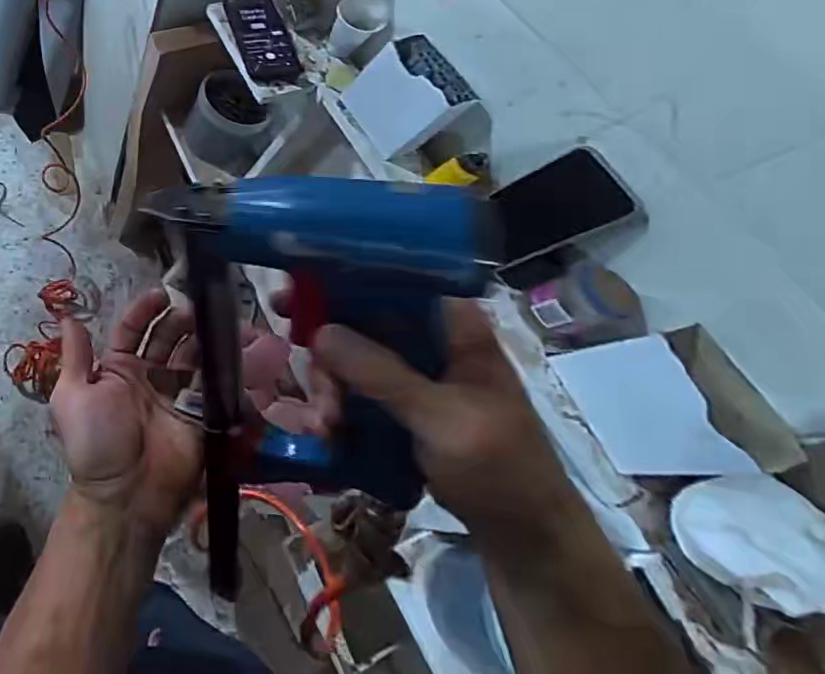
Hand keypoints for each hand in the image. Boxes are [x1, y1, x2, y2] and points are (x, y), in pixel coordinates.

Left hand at [50, 289, 201, 537]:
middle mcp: (148, 376)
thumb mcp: (72, 397)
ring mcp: (176, 393)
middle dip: (177, 319)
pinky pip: (209, 381)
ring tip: (208, 321)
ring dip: (198, 335)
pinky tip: (223, 345)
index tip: (161, 294)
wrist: (126, 494)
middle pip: (166, 337)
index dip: (145, 310)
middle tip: (191, 309)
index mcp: (118, 369)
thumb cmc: (95, 442)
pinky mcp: (199, 411)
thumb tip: (67, 316)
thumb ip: (75, 356)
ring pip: (190, 354)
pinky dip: (216, 362)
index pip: (134, 329)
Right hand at [312, 299, 573, 534]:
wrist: (530, 544)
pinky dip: (342, 408)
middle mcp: (432, 341)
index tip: (293, 297)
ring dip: (333, 389)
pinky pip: (360, 393)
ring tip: (327, 428)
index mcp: (454, 326)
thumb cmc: (500, 470)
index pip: (393, 280)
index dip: (342, 280)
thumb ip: (381, 373)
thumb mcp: (441, 419)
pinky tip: (330, 434)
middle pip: (363, 322)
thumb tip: (320, 332)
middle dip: (331, 354)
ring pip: (355, 360)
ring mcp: (417, 376)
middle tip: (314, 390)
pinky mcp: (405, 408)